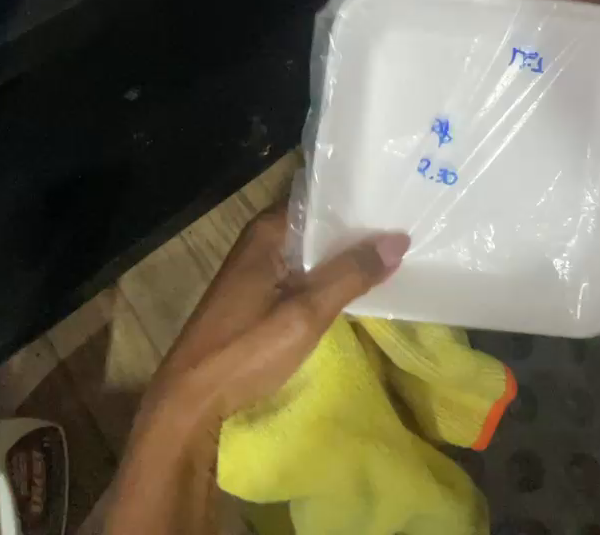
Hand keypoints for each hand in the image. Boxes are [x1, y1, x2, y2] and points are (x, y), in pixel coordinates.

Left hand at [136, 209, 408, 439]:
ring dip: (345, 255)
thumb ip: (350, 274)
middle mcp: (262, 240)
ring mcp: (260, 268)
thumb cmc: (246, 349)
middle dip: (357, 228)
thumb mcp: (306, 312)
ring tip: (396, 249)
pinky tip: (360, 283)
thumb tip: (398, 239)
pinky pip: (304, 272)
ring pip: (313, 251)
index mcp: (268, 230)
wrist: (191, 401)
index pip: (321, 198)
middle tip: (407, 225)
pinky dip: (329, 275)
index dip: (358, 198)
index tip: (396, 197)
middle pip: (318, 224)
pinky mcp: (261, 294)